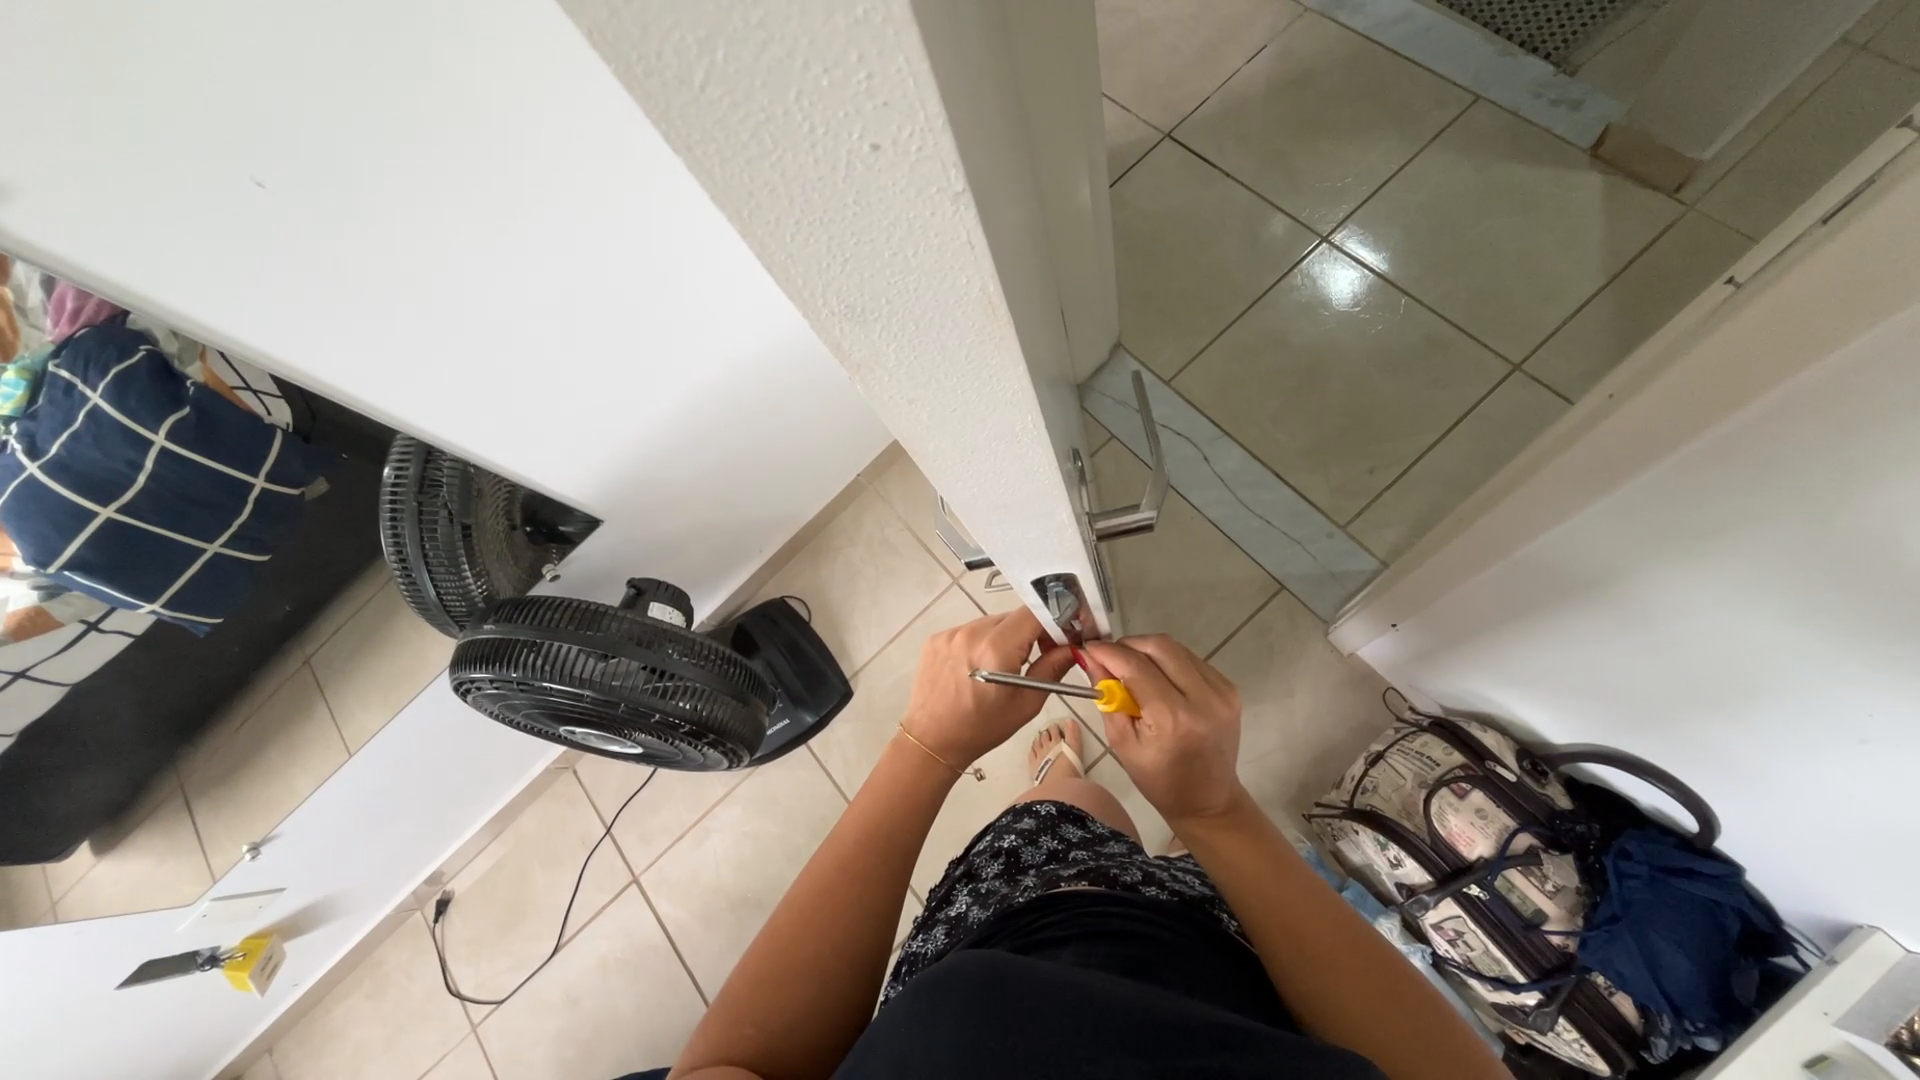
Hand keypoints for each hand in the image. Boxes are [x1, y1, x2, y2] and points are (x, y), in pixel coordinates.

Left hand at [902, 608, 1073, 769]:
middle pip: (1012, 617)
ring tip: (1002, 666)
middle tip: (1036, 656)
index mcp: (997, 649)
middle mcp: (972, 633)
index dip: (1052, 622)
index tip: (1059, 639)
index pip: (1034, 613)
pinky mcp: (936, 638)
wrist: (932, 740)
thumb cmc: (982, 728)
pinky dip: (980, 642)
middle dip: (1029, 632)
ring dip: (1004, 637)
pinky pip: (969, 631)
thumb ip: (1052, 669)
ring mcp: (950, 633)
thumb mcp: (1026, 703)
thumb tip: (1073, 648)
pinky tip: (978, 667)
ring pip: (991, 622)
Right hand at [1082, 635, 1245, 823]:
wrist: (1208, 799)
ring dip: (1148, 650)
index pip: (1136, 667)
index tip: (1089, 648)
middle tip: (1110, 656)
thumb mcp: (1122, 743)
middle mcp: (1203, 699)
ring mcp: (1221, 692)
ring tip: (1130, 666)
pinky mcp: (1229, 689)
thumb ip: (1107, 698)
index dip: (1109, 652)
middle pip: (1159, 647)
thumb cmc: (1159, 779)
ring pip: (1176, 648)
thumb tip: (1092, 659)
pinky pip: (1191, 660)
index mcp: (1173, 719)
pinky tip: (1157, 678)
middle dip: (1128, 644)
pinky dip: (1168, 661)